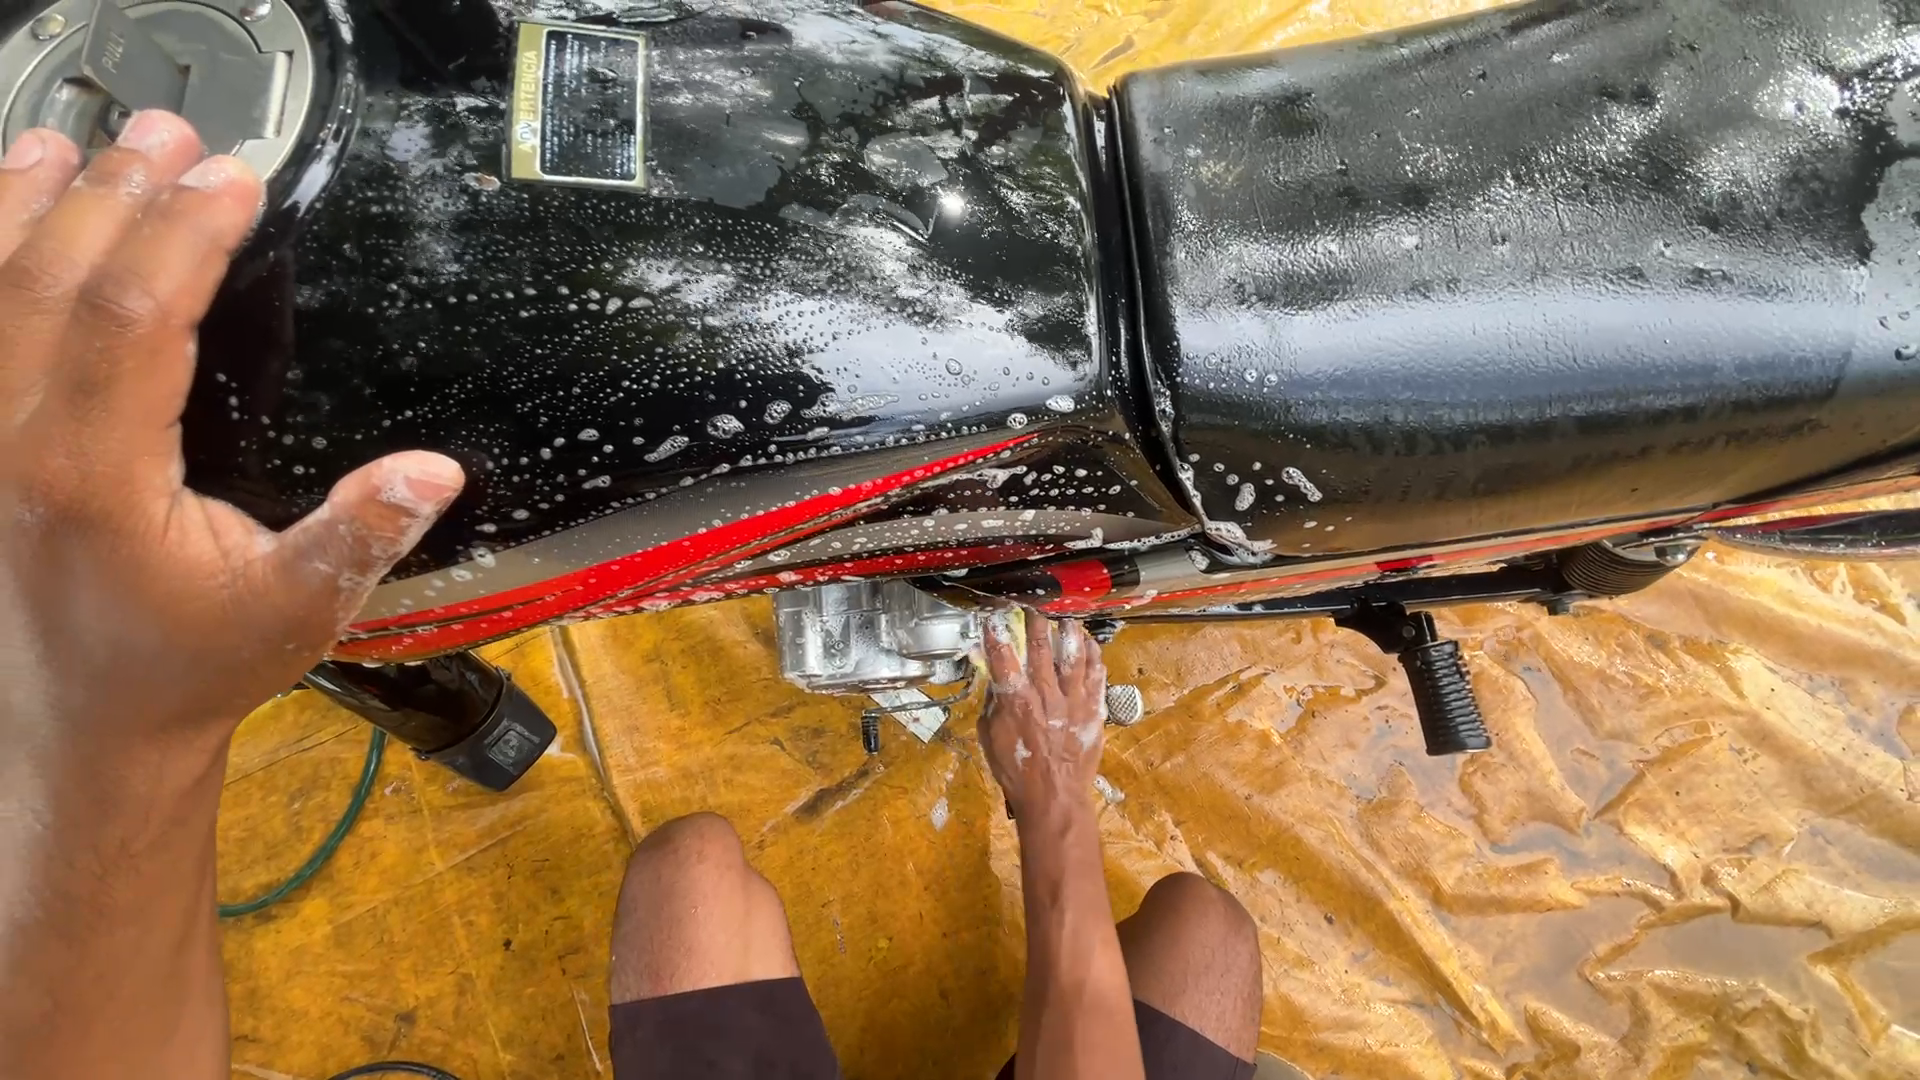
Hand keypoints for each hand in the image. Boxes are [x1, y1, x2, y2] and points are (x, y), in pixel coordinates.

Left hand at [0, 113, 464, 739]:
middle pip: (45, 279)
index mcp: (87, 470)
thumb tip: (435, 470)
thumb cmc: (198, 659)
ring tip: (82, 142)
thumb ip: (361, 535)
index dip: (181, 236)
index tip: (232, 181)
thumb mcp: (300, 606)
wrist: (85, 716)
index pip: (130, 317)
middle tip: (177, 137)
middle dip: (116, 196)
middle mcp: (4, 436)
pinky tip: (8, 210)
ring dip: (28, 203)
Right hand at [978, 610, 1107, 817]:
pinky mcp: (1093, 708)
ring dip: (1068, 632)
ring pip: (1073, 654)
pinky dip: (1093, 656)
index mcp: (1015, 700)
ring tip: (1066, 619)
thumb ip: (991, 702)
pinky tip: (1090, 644)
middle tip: (1032, 608)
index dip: (996, 631)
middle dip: (1034, 621)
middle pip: (1039, 646)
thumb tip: (993, 677)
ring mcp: (1073, 699)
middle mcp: (1045, 693)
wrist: (1054, 796)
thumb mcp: (989, 736)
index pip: (1002, 655)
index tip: (994, 616)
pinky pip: (1096, 675)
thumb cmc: (1016, 770)